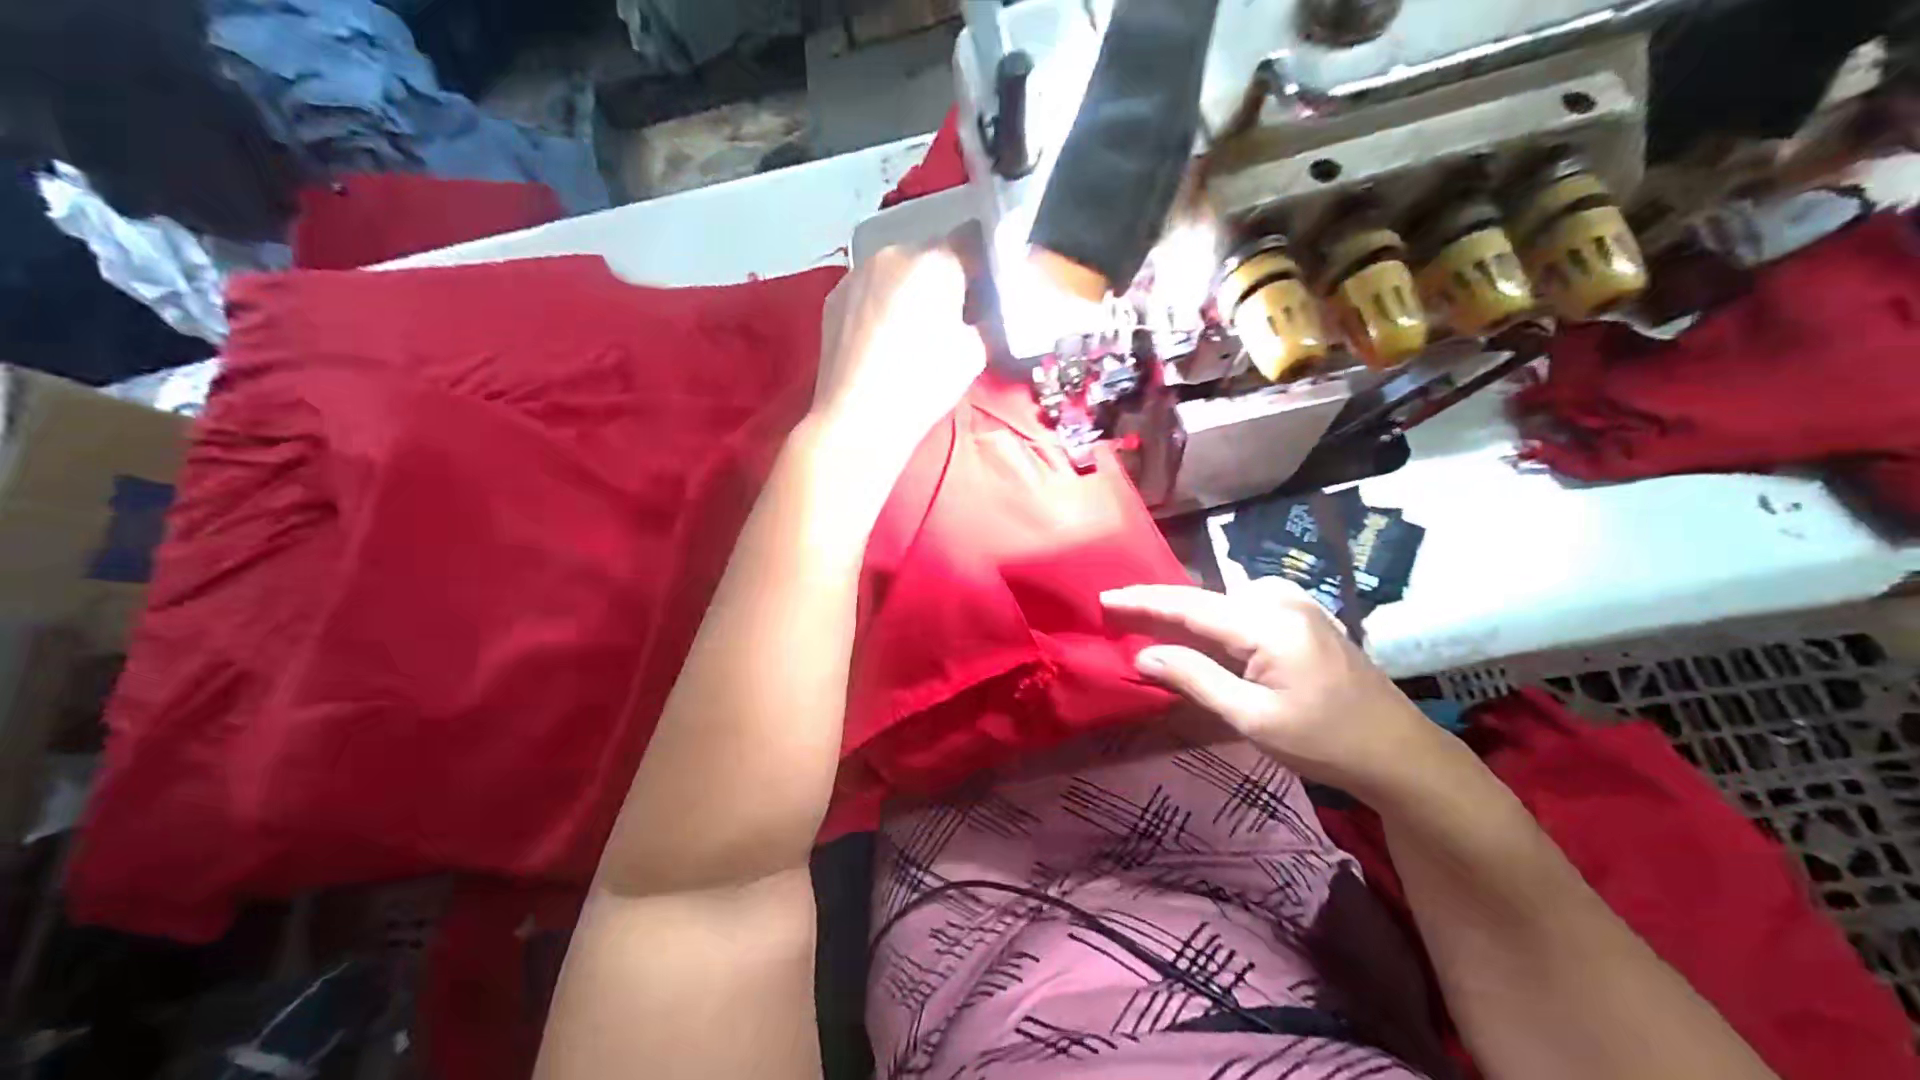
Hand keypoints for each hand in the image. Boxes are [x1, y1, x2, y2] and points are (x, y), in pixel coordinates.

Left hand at [808, 241, 986, 473]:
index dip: (983, 265)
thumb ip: (985, 318)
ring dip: (911, 288)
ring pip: (897, 270)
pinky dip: (882, 302)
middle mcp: (893, 253)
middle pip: (930, 254)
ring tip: (914, 330)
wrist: (858, 420)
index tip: (986, 292)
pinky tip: (884, 337)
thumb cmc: (923, 385)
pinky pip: (870, 289)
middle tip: (951, 316)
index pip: (972, 240)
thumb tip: (983, 309)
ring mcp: (857, 273)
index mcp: (935, 260)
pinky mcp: (834, 297)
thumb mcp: (975, 353)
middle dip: (944, 278)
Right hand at [1101, 578, 1461, 803]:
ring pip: (1224, 602)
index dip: (1144, 601)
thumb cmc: (1324, 742)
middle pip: (1206, 598)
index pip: (1191, 605)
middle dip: (1161, 606)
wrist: (1399, 753)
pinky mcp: (1304, 616)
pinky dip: (1214, 619)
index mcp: (1269, 623)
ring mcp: (1298, 604)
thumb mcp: (1252, 718)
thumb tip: (1143, 654)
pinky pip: (1244, 608)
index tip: (1104, 598)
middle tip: (1118, 614)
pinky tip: (1199, 635)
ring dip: (1187, 614)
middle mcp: (1282, 600)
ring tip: (1150, 625)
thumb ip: (1195, 678)